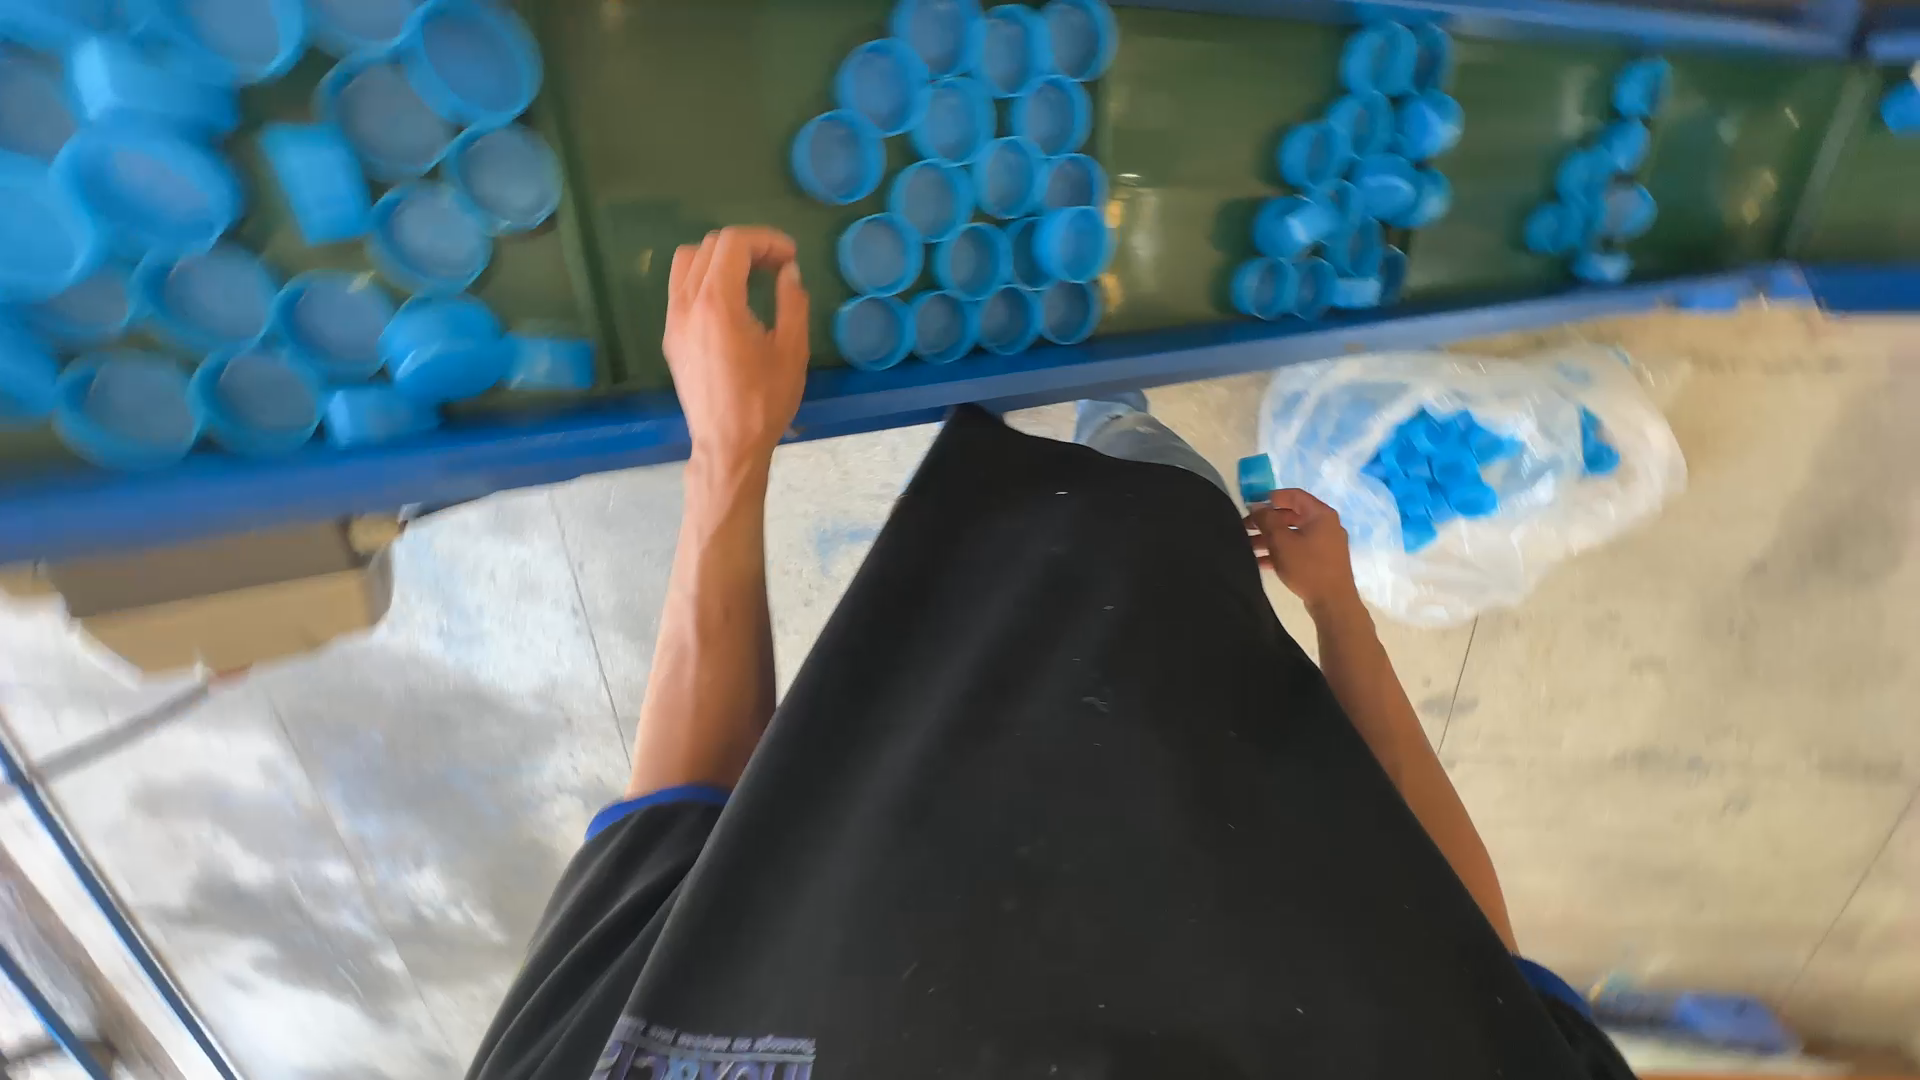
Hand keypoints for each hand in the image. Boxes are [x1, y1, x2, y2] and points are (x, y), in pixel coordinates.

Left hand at [664, 226, 809, 468]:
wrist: (728, 445)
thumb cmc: (764, 402)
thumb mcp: (792, 352)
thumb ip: (792, 303)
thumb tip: (788, 273)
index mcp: (717, 304)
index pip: (733, 244)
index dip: (765, 240)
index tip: (790, 256)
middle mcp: (687, 303)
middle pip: (710, 247)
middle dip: (747, 247)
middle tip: (777, 266)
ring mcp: (674, 320)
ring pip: (687, 262)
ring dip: (721, 259)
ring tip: (750, 277)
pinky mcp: (672, 337)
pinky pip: (681, 288)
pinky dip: (705, 279)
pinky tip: (730, 302)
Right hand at [1246, 488, 1361, 613]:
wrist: (1333, 601)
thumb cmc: (1307, 566)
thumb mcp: (1281, 541)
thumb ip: (1266, 520)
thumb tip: (1256, 506)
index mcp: (1320, 514)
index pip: (1293, 495)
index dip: (1269, 497)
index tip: (1249, 505)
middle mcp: (1325, 525)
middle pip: (1291, 515)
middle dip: (1266, 521)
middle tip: (1244, 528)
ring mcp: (1325, 543)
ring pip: (1292, 533)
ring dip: (1270, 538)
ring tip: (1248, 547)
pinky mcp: (1322, 560)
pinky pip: (1298, 548)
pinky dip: (1280, 550)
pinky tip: (1261, 561)